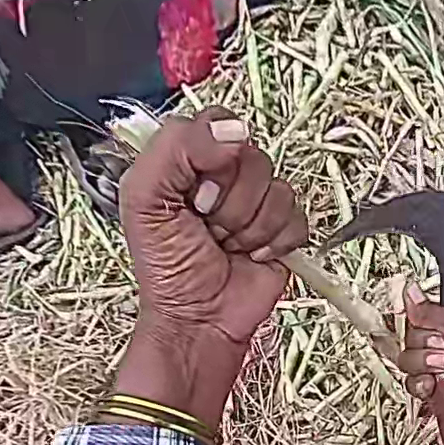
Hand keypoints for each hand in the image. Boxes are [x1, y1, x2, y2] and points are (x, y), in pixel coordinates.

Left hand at [110, 110, 304, 431]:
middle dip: (230, 204)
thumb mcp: (145, 198)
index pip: (220, 125)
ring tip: (228, 247)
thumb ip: (176, 148)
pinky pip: (297, 219)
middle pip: (254, 158)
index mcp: (190, 160)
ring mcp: (259, 205)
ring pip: (278, 190)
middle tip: (209, 229)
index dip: (214, 160)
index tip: (196, 198)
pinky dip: (275, 243)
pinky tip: (253, 257)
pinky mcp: (284, 233)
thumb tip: (236, 129)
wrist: (198, 319)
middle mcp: (227, 177)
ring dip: (249, 228)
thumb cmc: (167, 267)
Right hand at [395, 286, 443, 416]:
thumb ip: (433, 310)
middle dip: (425, 341)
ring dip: (423, 362)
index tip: (431, 324)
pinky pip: (410, 382)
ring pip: (407, 359)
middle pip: (411, 336)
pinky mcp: (431, 391)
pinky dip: (421, 382)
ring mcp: (437, 369)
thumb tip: (411, 293)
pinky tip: (436, 382)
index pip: (422, 314)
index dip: (422, 319)